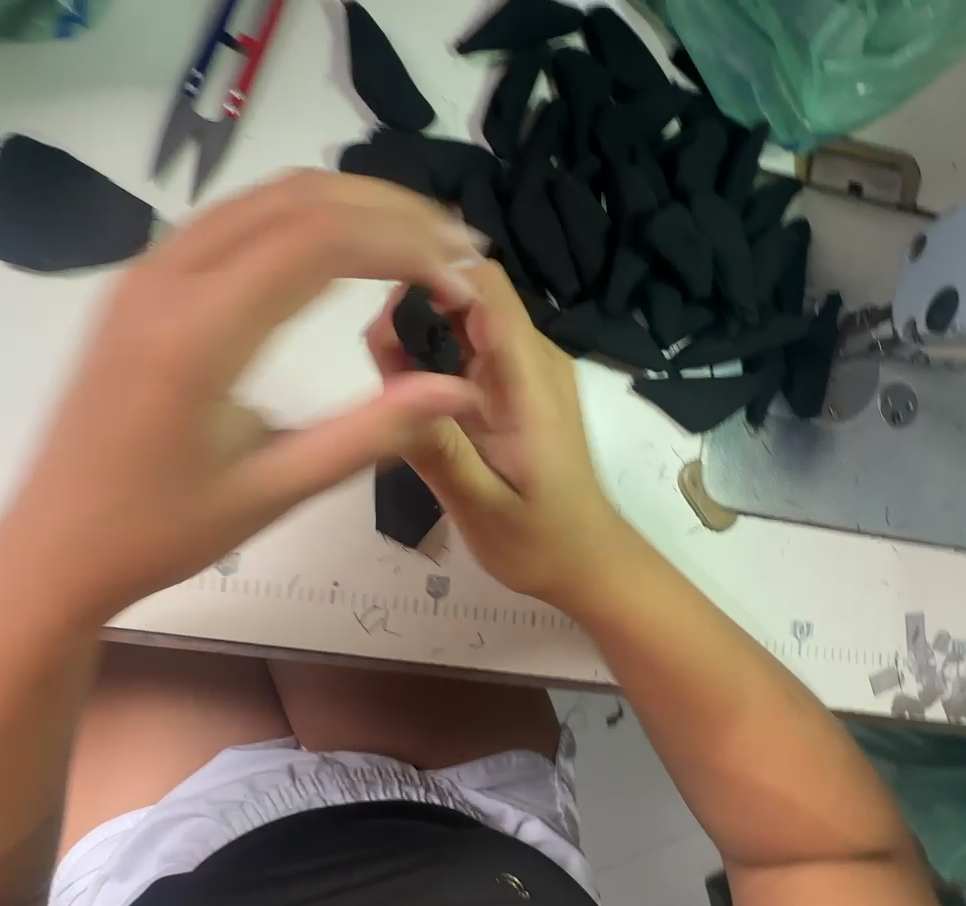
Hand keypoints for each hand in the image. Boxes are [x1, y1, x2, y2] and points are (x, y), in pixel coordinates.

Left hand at [12, 171, 487, 623]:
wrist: (53, 549)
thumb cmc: (159, 534)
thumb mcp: (273, 491)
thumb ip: (371, 434)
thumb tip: (460, 390)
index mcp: (197, 333)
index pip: (322, 240)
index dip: (407, 243)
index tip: (464, 274)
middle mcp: (165, 278)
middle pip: (297, 199)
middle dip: (389, 211)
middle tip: (456, 248)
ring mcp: (144, 274)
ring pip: (262, 199)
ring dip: (346, 208)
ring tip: (414, 242)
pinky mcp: (137, 286)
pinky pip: (230, 222)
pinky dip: (298, 222)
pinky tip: (337, 253)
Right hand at [366, 261, 639, 613]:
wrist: (585, 562)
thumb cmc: (539, 543)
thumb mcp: (481, 506)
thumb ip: (440, 447)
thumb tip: (395, 383)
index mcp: (528, 380)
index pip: (482, 289)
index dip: (429, 282)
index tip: (385, 325)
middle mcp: (529, 361)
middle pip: (465, 296)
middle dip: (413, 314)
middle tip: (379, 373)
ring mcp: (523, 373)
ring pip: (461, 322)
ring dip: (419, 340)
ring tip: (390, 394)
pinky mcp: (513, 390)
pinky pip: (466, 353)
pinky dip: (432, 365)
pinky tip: (414, 407)